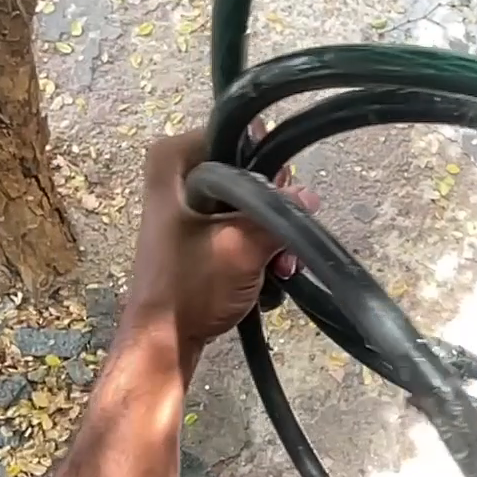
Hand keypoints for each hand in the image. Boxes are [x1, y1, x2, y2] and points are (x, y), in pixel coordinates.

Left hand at [122, 131, 313, 363]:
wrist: (166, 339)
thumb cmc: (191, 286)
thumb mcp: (242, 245)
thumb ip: (279, 217)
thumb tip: (310, 199)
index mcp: (173, 162)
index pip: (235, 137)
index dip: (265, 164)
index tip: (281, 195)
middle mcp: (177, 177)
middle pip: (247, 174)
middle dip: (274, 208)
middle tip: (283, 237)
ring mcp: (189, 210)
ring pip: (249, 206)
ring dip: (273, 236)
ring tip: (283, 265)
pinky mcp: (200, 239)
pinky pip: (242, 230)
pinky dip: (260, 249)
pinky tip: (272, 272)